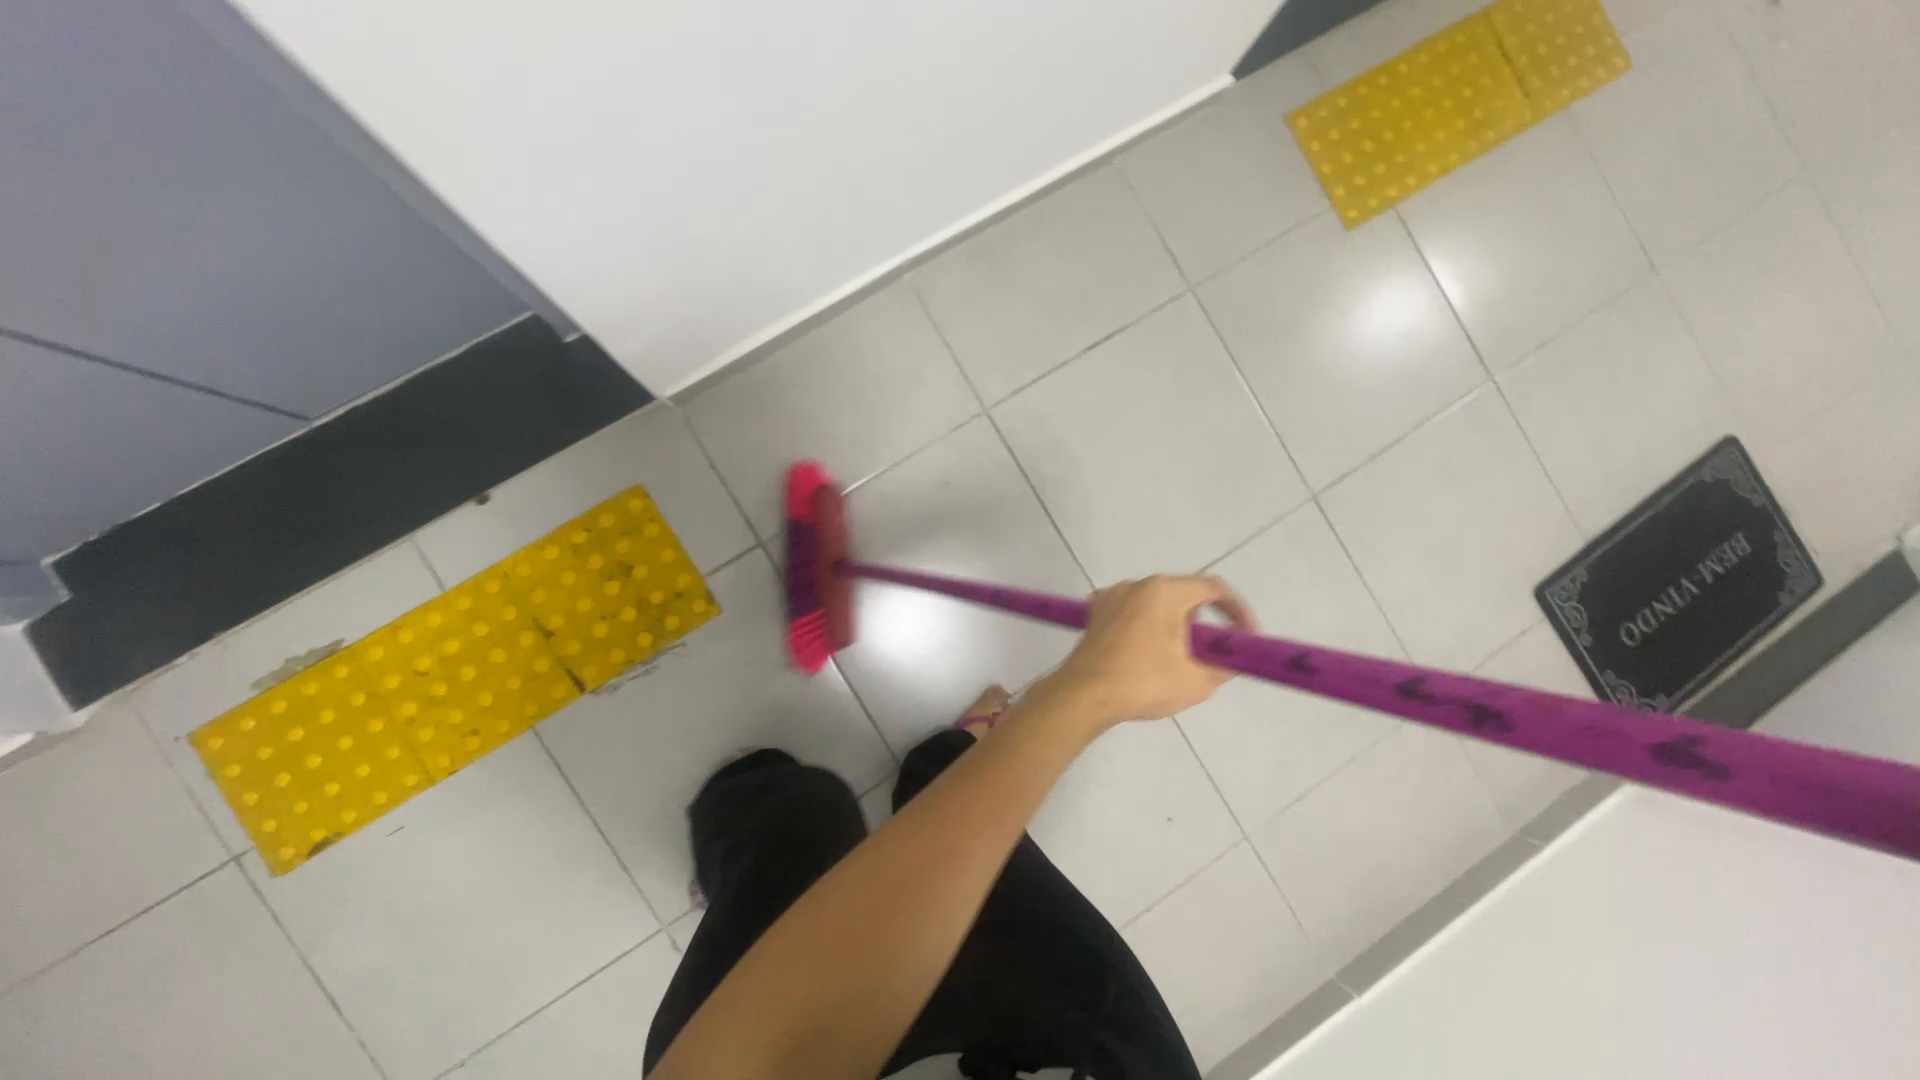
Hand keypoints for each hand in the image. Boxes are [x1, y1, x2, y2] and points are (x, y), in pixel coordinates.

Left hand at [1036, 575, 1255, 727]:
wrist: (1083, 696)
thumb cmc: (1142, 683)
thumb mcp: (1196, 681)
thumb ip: (1222, 666)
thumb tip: (1228, 662)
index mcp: (1164, 591)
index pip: (1213, 589)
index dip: (1237, 611)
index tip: (1245, 638)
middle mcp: (1137, 584)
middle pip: (1183, 595)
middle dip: (1203, 622)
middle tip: (1211, 652)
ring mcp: (1111, 597)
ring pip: (1155, 604)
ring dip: (1173, 625)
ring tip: (1178, 658)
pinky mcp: (1095, 615)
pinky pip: (1131, 613)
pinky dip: (1146, 628)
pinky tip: (1147, 652)